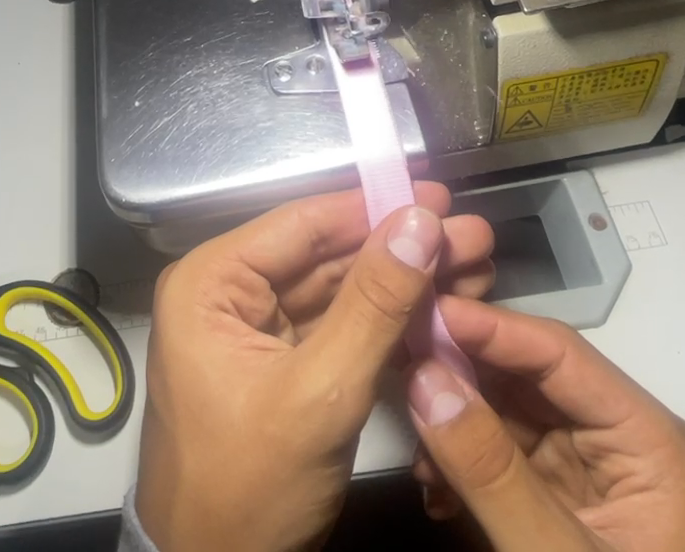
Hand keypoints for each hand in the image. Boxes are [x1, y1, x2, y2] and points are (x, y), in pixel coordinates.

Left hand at [136, 183, 494, 551]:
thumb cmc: (247, 488)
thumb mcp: (318, 392)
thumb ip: (373, 305)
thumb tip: (418, 222)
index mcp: (213, 283)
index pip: (303, 225)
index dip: (373, 205)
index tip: (438, 195)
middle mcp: (229, 294)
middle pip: (326, 255)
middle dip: (399, 247)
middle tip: (471, 234)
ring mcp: (257, 330)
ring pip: (339, 290)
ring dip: (401, 282)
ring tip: (470, 264)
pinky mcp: (282, 364)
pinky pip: (338, 328)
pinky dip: (387, 322)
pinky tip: (437, 307)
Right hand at [407, 297, 684, 551]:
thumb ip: (491, 470)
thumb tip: (423, 376)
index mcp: (648, 441)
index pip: (560, 354)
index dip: (488, 326)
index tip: (419, 308)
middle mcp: (620, 439)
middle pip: (529, 375)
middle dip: (460, 371)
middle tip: (394, 357)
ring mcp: (588, 469)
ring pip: (506, 410)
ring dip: (454, 419)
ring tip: (409, 433)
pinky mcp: (560, 497)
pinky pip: (501, 454)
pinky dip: (462, 462)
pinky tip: (434, 487)